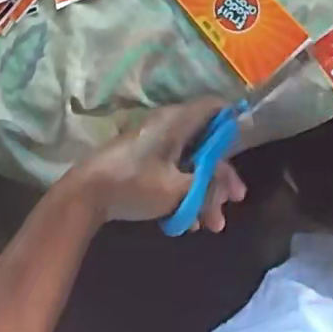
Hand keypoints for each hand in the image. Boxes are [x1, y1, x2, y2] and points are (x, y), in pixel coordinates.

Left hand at [65, 99, 248, 231]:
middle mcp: (169, 125)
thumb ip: (207, 184)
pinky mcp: (145, 159)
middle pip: (206, 141)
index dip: (233, 121)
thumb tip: (226, 183)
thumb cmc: (134, 184)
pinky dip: (185, 191)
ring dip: (204, 190)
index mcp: (178, 121)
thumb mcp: (177, 189)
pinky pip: (175, 169)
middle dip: (221, 174)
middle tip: (235, 201)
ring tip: (211, 225)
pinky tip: (187, 222)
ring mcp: (155, 141)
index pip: (214, 107)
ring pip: (191, 161)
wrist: (87, 194)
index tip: (245, 144)